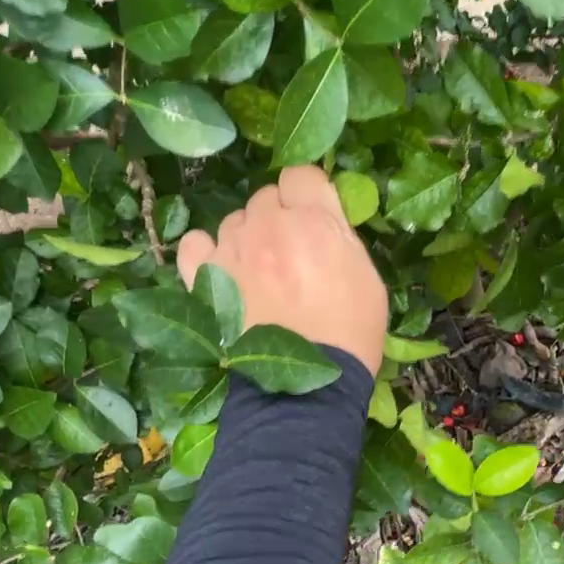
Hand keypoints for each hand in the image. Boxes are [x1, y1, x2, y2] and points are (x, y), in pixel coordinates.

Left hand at [176, 166, 387, 375]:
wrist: (311, 389)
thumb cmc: (351, 335)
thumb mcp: (367, 278)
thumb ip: (342, 239)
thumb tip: (323, 223)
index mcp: (315, 222)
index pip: (302, 174)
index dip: (309, 194)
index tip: (316, 217)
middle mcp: (269, 226)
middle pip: (267, 197)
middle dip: (280, 218)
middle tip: (294, 256)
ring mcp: (233, 250)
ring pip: (235, 221)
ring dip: (249, 238)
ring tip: (263, 274)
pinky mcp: (206, 279)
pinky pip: (196, 243)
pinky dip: (209, 251)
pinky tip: (224, 268)